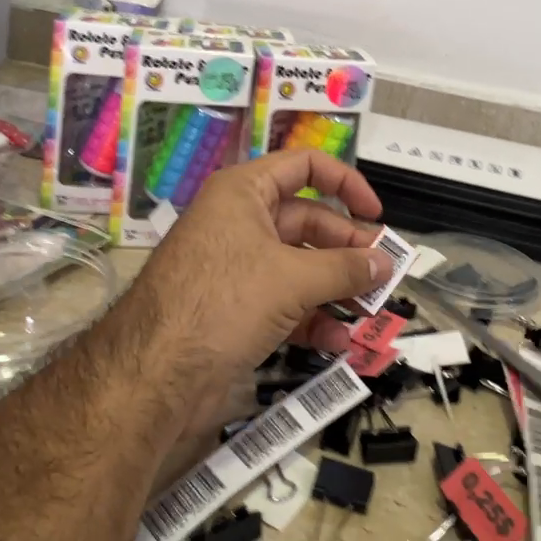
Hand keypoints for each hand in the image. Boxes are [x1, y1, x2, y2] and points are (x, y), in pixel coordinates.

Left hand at [130, 149, 393, 379]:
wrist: (153, 374)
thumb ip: (345, 268)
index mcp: (245, 192)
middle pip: (309, 222)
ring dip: (336, 288)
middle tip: (384, 274)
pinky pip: (285, 301)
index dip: (345, 183)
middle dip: (348, 249)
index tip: (376, 215)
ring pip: (300, 265)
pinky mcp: (236, 307)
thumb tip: (386, 262)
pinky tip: (339, 341)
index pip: (305, 166)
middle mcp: (241, 220)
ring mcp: (237, 266)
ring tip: (370, 313)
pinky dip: (313, 318)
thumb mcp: (292, 279)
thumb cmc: (223, 302)